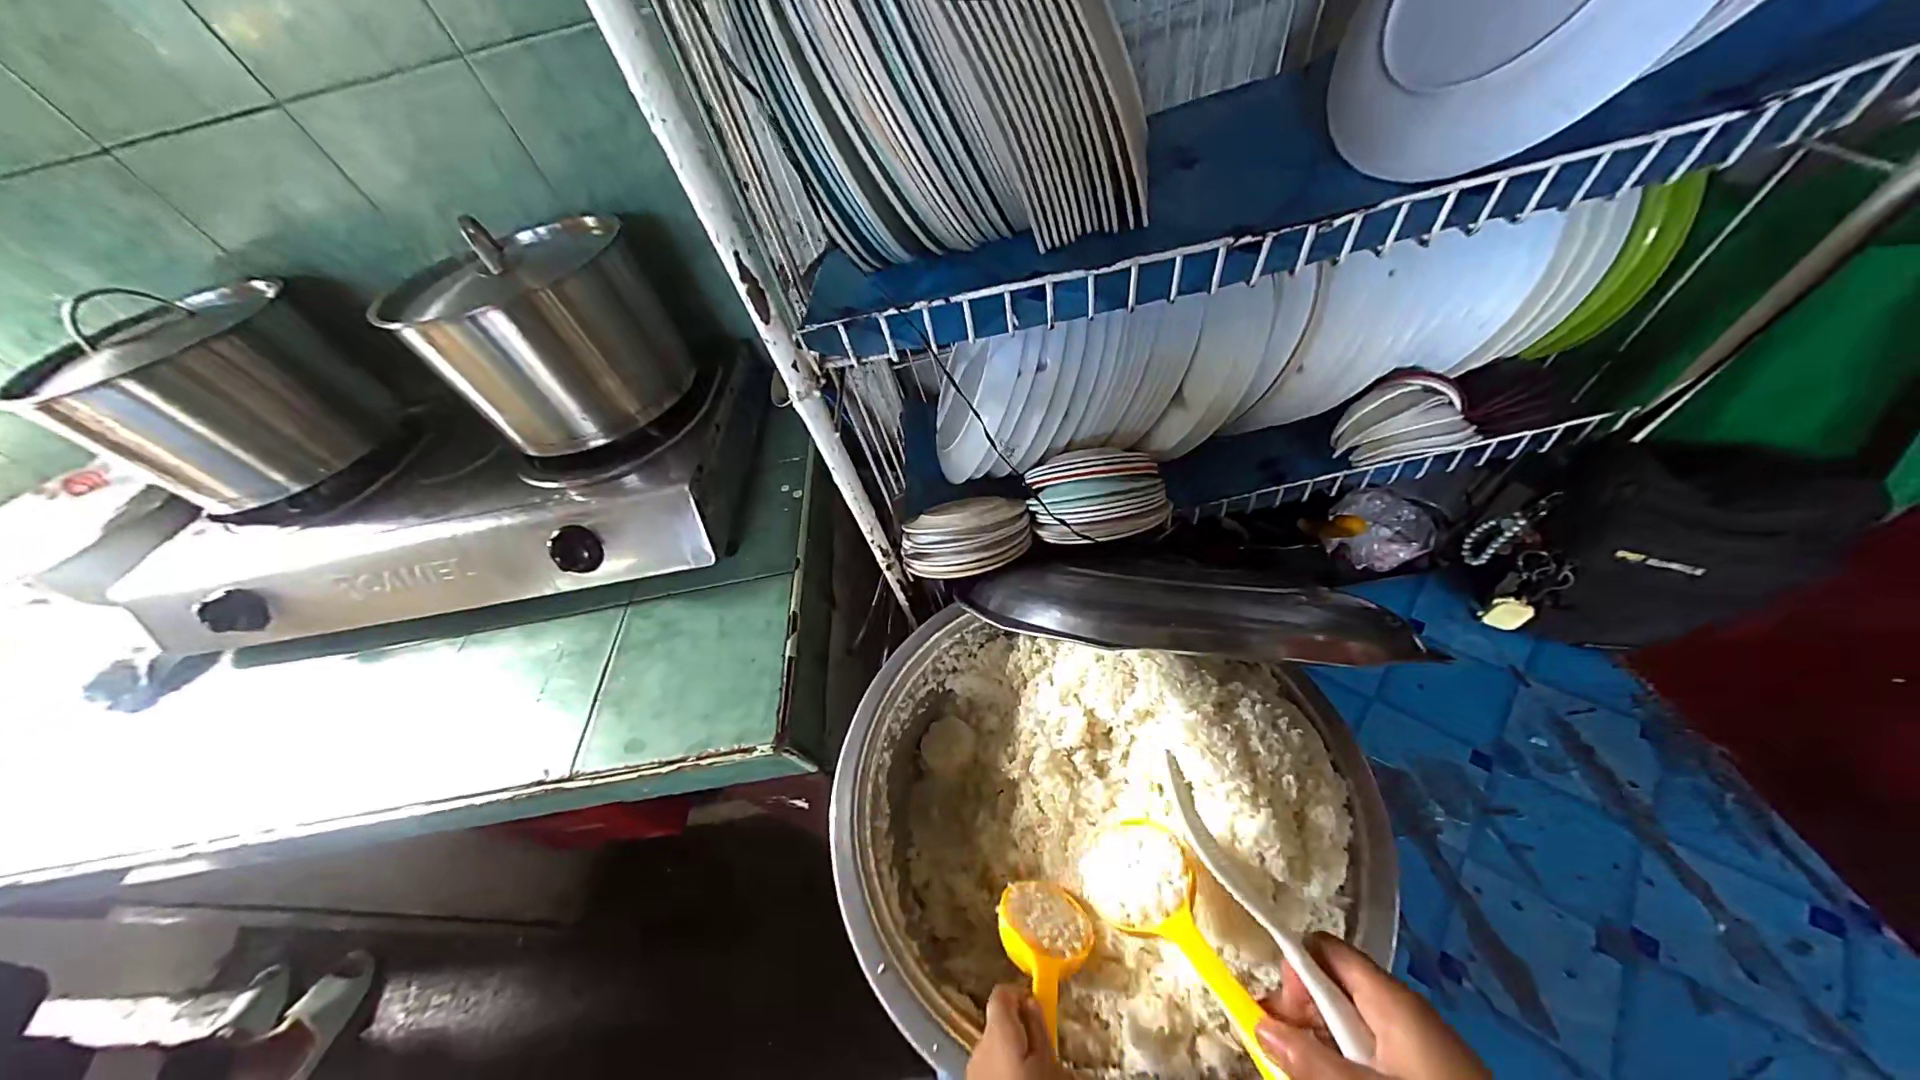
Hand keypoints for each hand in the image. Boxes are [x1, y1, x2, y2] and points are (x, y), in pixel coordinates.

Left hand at [966, 984, 1072, 1079]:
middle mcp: (978, 1044)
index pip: (1001, 993)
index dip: (1019, 995)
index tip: (1038, 1008)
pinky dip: (1003, 1071)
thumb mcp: (1048, 1062)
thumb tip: (1031, 1001)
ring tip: (1034, 1074)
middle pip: (998, 1023)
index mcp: (997, 1031)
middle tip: (1043, 1049)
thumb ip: (1038, 1027)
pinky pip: (989, 1068)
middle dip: (1019, 1030)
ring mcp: (971, 1069)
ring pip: (994, 1048)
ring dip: (1012, 1054)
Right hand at [1256, 933, 1489, 1079]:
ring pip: (1352, 1021)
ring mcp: (1421, 1041)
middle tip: (1289, 1053)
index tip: (1283, 1014)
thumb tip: (1259, 1022)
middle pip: (1334, 985)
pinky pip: (1377, 1047)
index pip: (1324, 949)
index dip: (1294, 972)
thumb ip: (1312, 1059)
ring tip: (1315, 1074)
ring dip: (1325, 1042)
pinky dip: (1353, 1060)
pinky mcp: (1432, 1069)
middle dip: (1303, 1013)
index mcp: (1388, 997)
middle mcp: (1402, 1008)